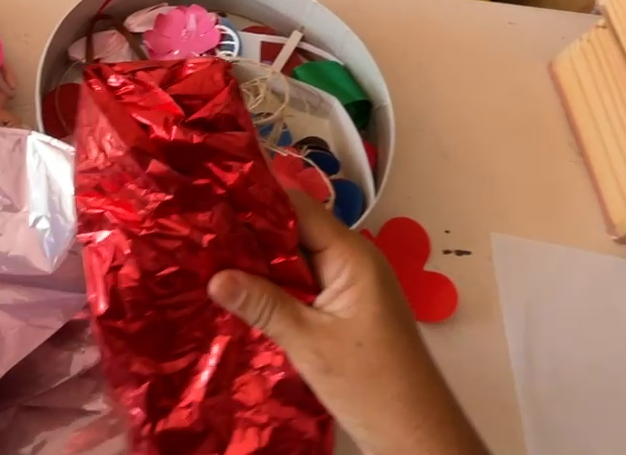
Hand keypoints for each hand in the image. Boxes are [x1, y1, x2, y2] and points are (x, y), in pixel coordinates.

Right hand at [208, 192, 485, 454]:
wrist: (421, 438)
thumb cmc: (371, 386)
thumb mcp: (309, 344)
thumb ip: (263, 305)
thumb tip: (213, 276)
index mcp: (351, 254)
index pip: (297, 206)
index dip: (256, 197)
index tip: (214, 196)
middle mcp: (353, 257)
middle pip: (295, 227)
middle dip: (252, 228)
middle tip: (204, 227)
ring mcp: (352, 281)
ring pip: (298, 254)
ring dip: (262, 257)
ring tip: (212, 253)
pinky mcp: (348, 304)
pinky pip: (306, 278)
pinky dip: (278, 280)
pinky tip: (244, 289)